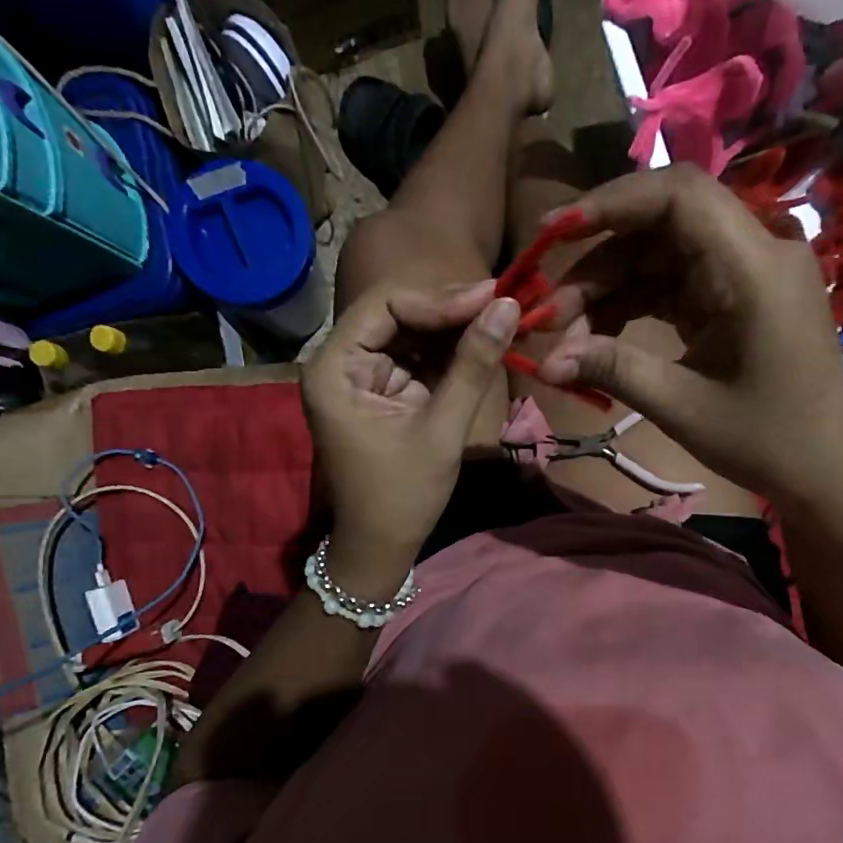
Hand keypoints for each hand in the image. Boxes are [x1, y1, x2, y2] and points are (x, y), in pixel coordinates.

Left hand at [302, 282, 519, 592]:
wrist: (380, 547)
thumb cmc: (403, 495)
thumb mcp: (441, 428)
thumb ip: (473, 366)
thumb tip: (508, 307)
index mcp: (335, 370)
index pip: (384, 306)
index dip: (439, 298)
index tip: (490, 295)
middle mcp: (340, 363)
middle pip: (396, 314)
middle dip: (450, 311)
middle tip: (503, 305)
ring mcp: (360, 377)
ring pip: (410, 333)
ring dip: (454, 330)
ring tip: (501, 322)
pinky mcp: (381, 392)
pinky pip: (416, 359)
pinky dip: (449, 354)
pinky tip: (482, 346)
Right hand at [537, 166, 842, 503]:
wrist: (823, 469)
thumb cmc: (766, 440)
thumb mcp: (683, 406)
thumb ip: (613, 370)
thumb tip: (545, 362)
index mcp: (754, 267)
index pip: (679, 196)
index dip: (611, 203)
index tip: (553, 233)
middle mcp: (755, 252)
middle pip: (660, 226)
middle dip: (598, 265)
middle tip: (550, 315)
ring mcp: (745, 272)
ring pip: (659, 255)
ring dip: (609, 289)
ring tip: (567, 336)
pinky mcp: (735, 295)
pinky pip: (673, 282)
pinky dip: (633, 305)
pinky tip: (599, 337)